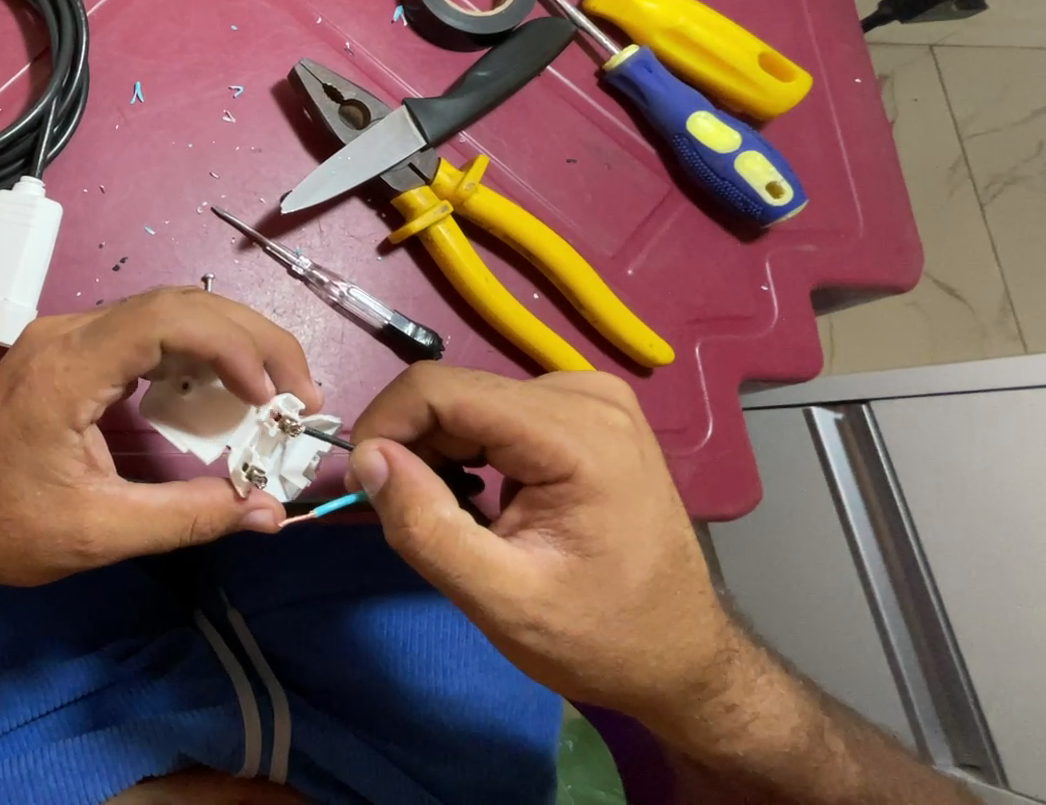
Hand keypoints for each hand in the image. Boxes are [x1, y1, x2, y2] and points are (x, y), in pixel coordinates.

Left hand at [0, 288, 318, 593]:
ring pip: (163, 313)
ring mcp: (64, 337)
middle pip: (175, 305)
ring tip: (274, 392)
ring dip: (226, 344)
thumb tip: (270, 510)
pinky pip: (143, 334)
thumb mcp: (97, 532)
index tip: (275, 398)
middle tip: (301, 392)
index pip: (166, 319)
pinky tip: (220, 391)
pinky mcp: (67, 353)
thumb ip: (189, 517)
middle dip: (249, 339)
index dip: (233, 345)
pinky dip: (193, 355)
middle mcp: (67, 333)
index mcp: (67, 366)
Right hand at [346, 364, 733, 725]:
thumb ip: (425, 527)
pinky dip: (460, 449)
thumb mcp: (501, 601)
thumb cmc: (601, 638)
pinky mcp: (577, 409)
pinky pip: (486, 409)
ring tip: (449, 513)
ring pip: (461, 400)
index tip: (363, 483)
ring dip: (432, 452)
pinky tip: (476, 496)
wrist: (685, 660)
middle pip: (449, 393)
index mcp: (576, 434)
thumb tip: (366, 457)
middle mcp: (582, 394)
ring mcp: (585, 396)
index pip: (439, 389)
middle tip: (407, 512)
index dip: (383, 426)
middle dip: (408, 447)